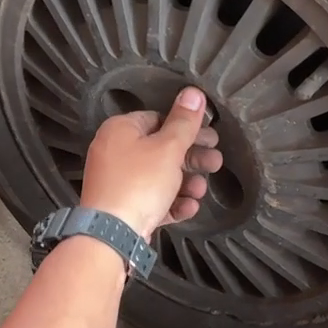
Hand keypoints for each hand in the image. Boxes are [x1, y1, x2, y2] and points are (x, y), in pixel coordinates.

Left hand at [79, 87, 222, 236]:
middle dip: (192, 158)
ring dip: (185, 183)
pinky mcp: (123, 207)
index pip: (158, 120)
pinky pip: (151, 199)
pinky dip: (171, 202)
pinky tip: (189, 207)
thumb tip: (193, 93)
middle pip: (161, 150)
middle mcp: (114, 153)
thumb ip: (184, 122)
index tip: (210, 137)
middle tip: (216, 163)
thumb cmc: (138, 183)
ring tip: (201, 190)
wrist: (111, 234)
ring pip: (158, 177)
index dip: (187, 128)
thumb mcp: (168, 148)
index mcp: (120, 130)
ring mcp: (117, 182)